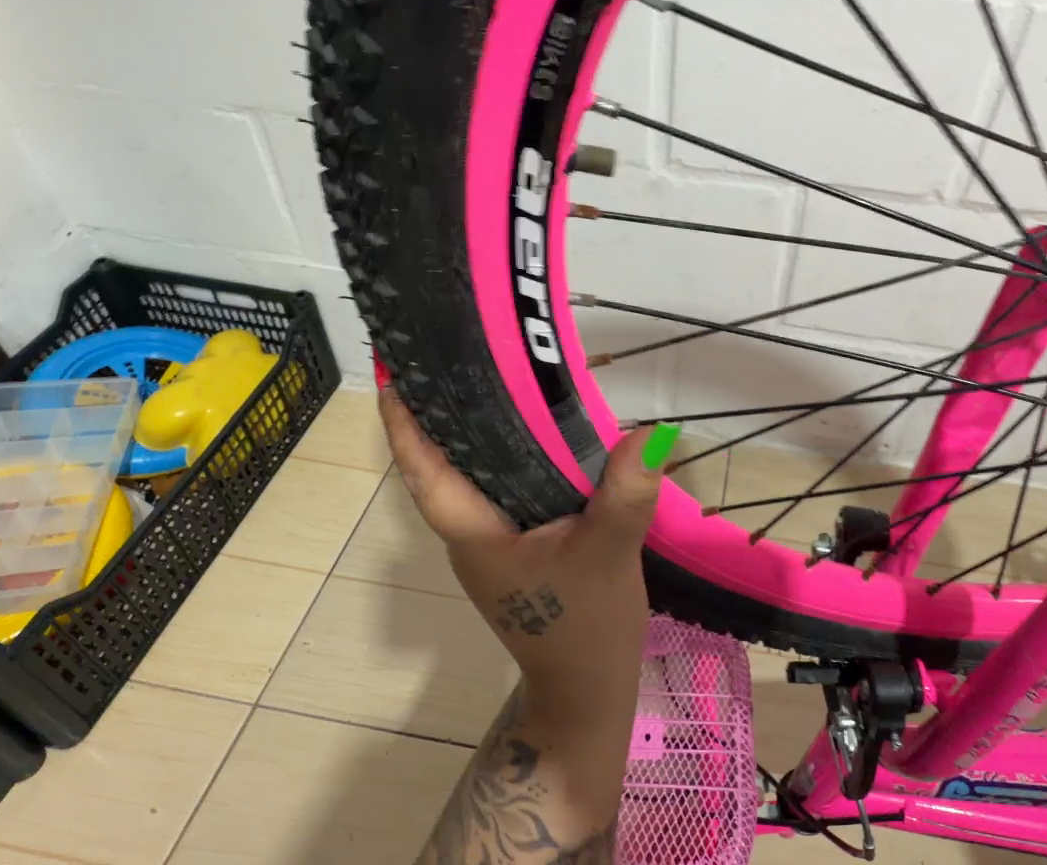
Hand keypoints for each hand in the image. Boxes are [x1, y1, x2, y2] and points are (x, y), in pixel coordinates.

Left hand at [379, 390, 662, 726]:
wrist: (587, 690)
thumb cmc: (584, 627)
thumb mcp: (609, 553)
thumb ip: (626, 493)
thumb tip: (652, 432)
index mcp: (475, 533)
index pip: (425, 470)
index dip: (404, 423)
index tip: (394, 372)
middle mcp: (473, 534)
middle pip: (445, 465)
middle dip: (442, 413)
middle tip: (456, 355)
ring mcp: (494, 544)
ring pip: (476, 478)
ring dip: (478, 434)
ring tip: (495, 380)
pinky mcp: (517, 549)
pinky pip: (505, 491)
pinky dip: (512, 458)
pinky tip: (540, 435)